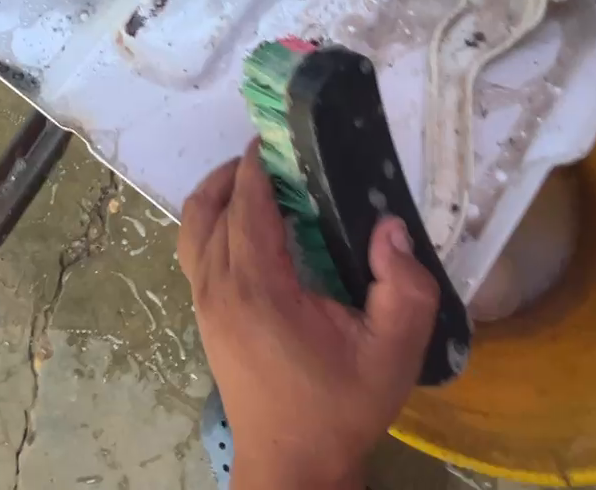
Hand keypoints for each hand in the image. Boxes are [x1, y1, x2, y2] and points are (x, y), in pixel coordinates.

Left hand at [179, 138, 440, 489]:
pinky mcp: (201, 310)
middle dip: (239, 173)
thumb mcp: (392, 354)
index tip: (273, 139)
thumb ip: (403, 289)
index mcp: (258, 288)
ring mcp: (202, 298)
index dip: (256, 167)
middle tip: (274, 157)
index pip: (246, 206)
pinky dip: (209, 220)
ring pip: (193, 224)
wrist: (292, 463)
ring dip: (217, 193)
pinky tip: (242, 223)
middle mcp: (218, 286)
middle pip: (213, 207)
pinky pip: (193, 247)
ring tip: (253, 180)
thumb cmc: (340, 407)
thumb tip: (390, 226)